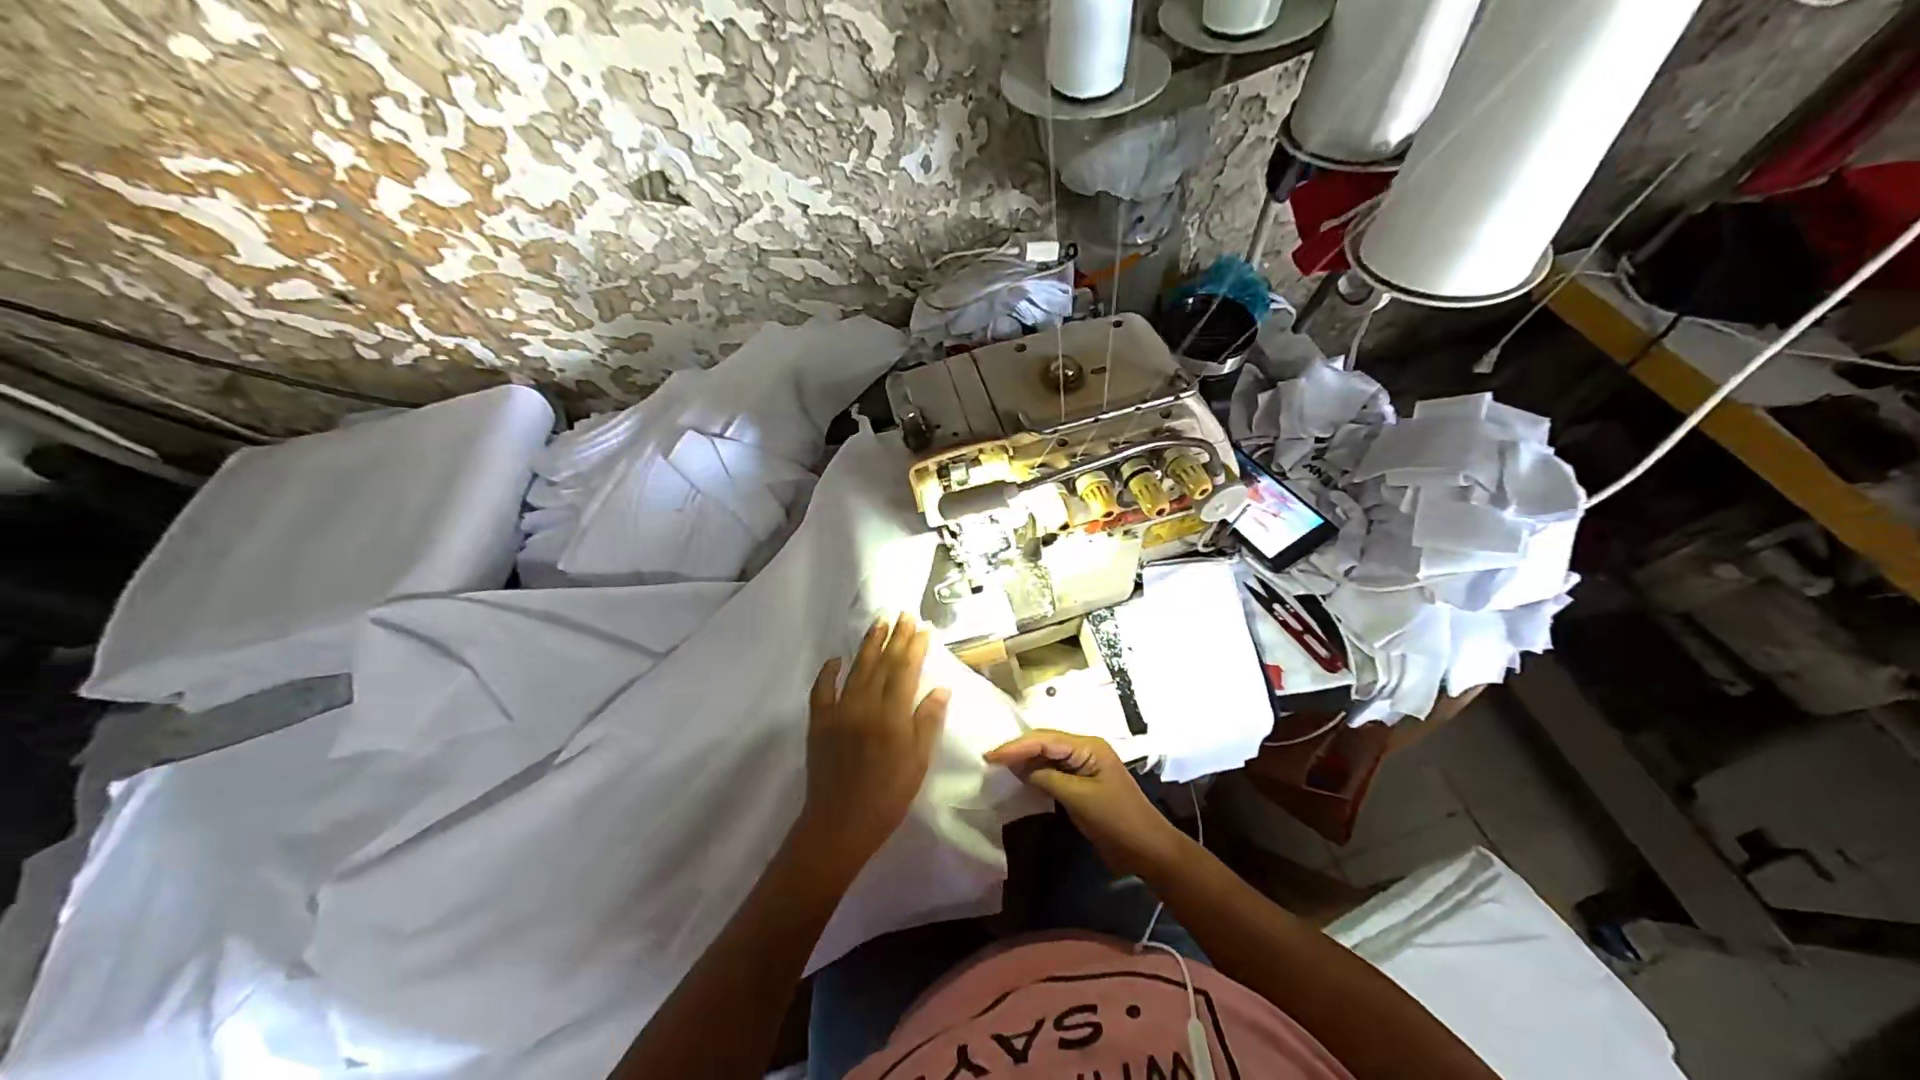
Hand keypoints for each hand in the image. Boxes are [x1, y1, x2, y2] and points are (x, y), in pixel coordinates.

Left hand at [796, 614, 949, 871]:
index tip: (922, 628)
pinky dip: (828, 672)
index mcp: (892, 715)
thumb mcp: (918, 762)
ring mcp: (839, 711)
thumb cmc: (888, 796)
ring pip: (856, 670)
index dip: (914, 647)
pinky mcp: (819, 722)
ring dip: (868, 645)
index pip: (906, 671)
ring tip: (878, 623)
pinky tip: (836, 659)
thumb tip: (940, 688)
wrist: (840, 824)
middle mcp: (865, 706)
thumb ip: (927, 722)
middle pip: (882, 664)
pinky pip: (822, 690)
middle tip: (903, 615)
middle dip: (894, 638)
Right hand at [984, 731, 1191, 880]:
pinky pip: (1052, 771)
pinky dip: (1034, 773)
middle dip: (1017, 749)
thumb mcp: (1079, 798)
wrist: (1147, 849)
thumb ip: (1046, 778)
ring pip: (1047, 755)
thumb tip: (1018, 767)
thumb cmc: (1116, 820)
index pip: (1045, 740)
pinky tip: (1019, 777)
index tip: (990, 755)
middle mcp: (1085, 749)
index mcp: (1088, 746)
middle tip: (989, 758)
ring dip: (1024, 759)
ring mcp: (1083, 766)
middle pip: (1044, 742)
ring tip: (997, 765)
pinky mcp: (1081, 783)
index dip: (1016, 746)